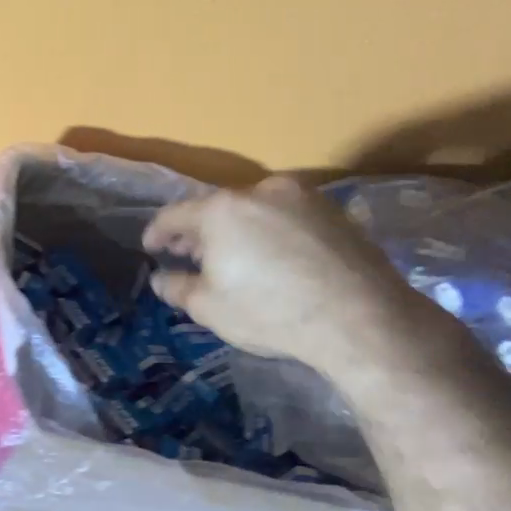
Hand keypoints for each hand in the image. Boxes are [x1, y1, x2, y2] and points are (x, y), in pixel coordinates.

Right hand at [141, 176, 435, 375]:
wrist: (360, 319)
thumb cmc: (268, 311)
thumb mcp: (206, 306)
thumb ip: (176, 286)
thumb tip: (162, 278)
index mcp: (222, 209)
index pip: (173, 215)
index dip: (156, 234)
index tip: (150, 250)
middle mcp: (262, 191)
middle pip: (217, 207)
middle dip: (198, 231)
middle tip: (188, 256)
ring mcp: (304, 198)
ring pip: (254, 209)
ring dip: (235, 230)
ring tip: (230, 259)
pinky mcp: (336, 212)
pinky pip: (286, 217)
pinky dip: (268, 232)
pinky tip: (268, 260)